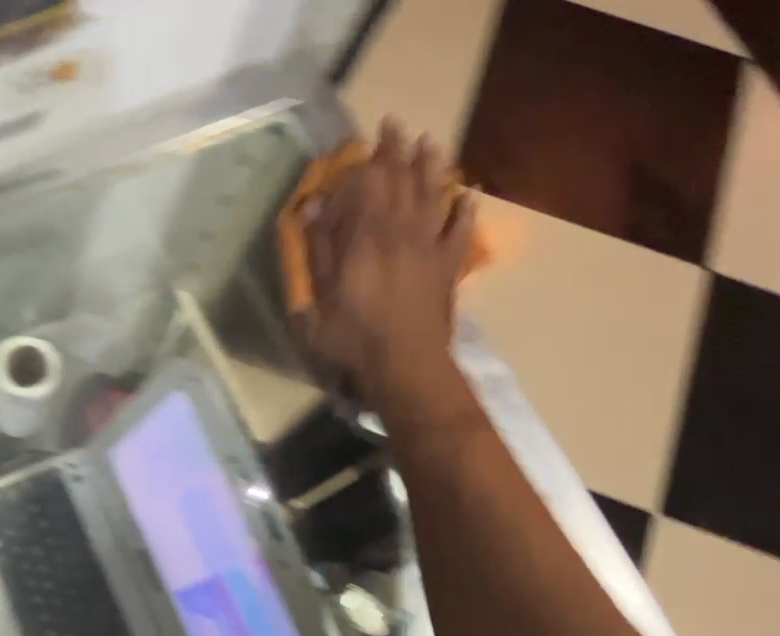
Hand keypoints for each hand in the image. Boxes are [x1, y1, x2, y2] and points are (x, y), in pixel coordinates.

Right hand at [304, 119, 476, 408]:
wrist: (407, 367)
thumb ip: (316, 253)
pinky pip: (460, 230)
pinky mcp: (448, 267)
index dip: (363, 161)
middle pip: (402, 181)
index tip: (360, 140)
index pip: (367, 186)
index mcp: (366, 239)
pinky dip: (463, 209)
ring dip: (431, 166)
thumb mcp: (317, 303)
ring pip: (433, 195)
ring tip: (428, 142)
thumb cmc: (353, 340)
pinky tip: (465, 194)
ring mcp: (430, 248)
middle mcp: (401, 233)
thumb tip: (313, 209)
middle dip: (396, 151)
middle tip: (393, 124)